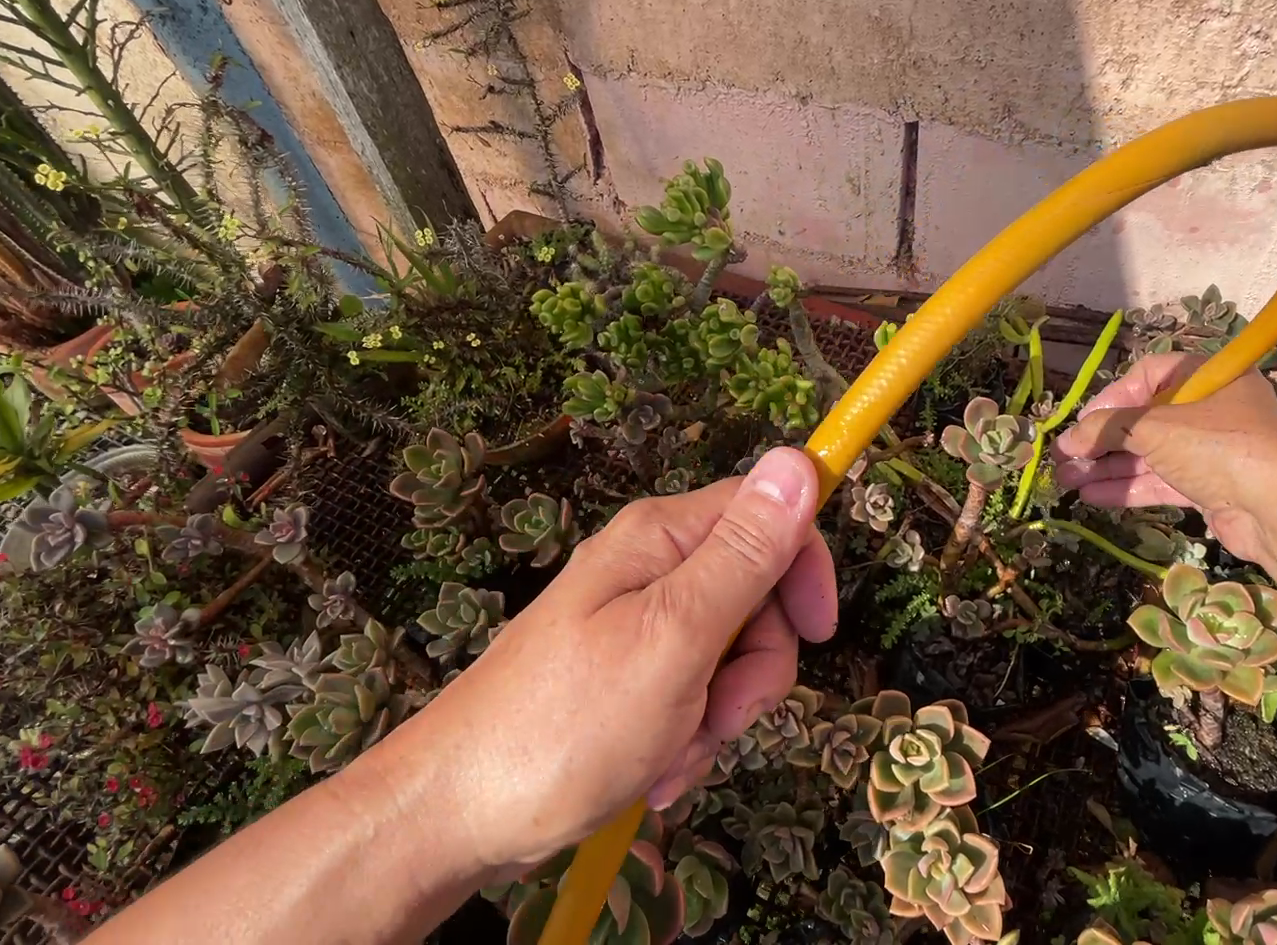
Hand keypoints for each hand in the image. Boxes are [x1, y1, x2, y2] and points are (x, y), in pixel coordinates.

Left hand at [363, 448, 835, 874]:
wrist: (457, 815)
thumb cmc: (569, 723)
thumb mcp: (674, 636)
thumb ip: (742, 555)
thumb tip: (797, 461)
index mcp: (661, 538)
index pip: (765, 512)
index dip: (802, 564)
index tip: (819, 630)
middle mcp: (651, 568)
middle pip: (755, 592)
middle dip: (755, 664)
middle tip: (723, 713)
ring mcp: (638, 623)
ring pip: (731, 651)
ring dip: (721, 712)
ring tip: (675, 752)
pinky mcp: (629, 674)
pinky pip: (695, 691)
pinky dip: (690, 734)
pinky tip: (658, 768)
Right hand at [1050, 353, 1276, 563]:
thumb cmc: (1217, 447)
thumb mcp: (1153, 428)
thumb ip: (1105, 428)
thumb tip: (1066, 441)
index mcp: (1209, 377)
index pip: (1148, 376)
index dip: (1111, 396)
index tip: (1084, 421)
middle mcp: (1213, 409)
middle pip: (1144, 419)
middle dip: (1101, 440)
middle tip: (1065, 456)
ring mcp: (1212, 450)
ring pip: (1149, 454)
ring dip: (1108, 466)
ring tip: (1068, 480)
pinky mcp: (1211, 486)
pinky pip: (1161, 480)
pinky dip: (1127, 486)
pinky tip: (1092, 496)